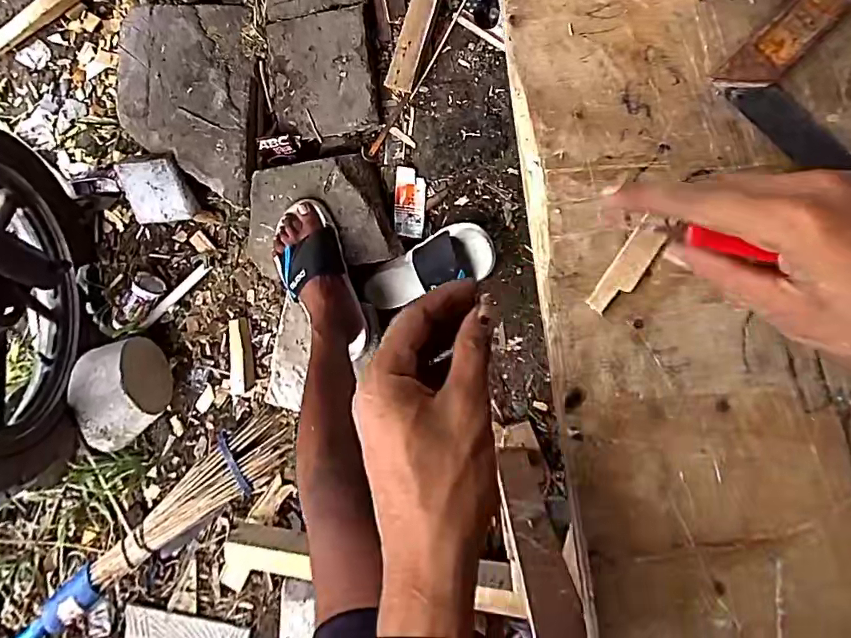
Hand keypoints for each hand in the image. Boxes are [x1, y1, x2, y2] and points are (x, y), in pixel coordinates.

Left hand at [353, 280, 495, 635]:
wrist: (430, 560)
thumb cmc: (441, 498)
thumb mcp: (467, 409)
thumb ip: (472, 354)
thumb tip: (478, 319)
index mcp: (378, 383)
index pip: (411, 320)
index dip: (445, 299)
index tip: (470, 289)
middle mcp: (371, 396)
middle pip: (409, 339)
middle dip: (445, 320)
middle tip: (477, 306)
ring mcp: (380, 417)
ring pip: (414, 364)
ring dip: (445, 346)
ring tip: (477, 332)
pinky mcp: (394, 435)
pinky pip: (416, 388)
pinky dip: (441, 374)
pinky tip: (466, 371)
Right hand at [606, 171, 850, 405]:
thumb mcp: (800, 319)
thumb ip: (728, 274)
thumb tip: (679, 248)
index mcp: (795, 219)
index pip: (699, 200)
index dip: (648, 200)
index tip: (612, 204)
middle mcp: (812, 185)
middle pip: (723, 187)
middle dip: (692, 213)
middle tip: (680, 249)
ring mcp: (838, 181)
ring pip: (753, 188)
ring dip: (729, 216)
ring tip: (745, 262)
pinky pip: (784, 191)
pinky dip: (761, 214)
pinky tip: (778, 250)